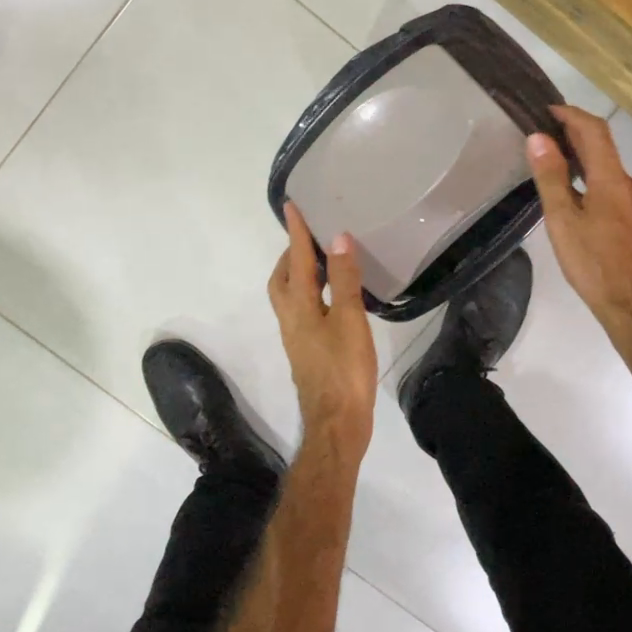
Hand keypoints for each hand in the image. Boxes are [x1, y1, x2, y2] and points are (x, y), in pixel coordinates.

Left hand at [268, 203, 378, 452]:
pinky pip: (303, 312)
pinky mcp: (308, 354)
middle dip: (292, 255)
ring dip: (300, 275)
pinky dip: (313, 295)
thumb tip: (337, 238)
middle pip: (282, 280)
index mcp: (299, 307)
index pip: (297, 259)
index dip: (296, 232)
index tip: (291, 206)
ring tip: (323, 264)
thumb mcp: (349, 320)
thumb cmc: (344, 370)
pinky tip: (333, 300)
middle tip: (309, 238)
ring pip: (290, 298)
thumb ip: (343, 280)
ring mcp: (298, 339)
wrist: (337, 425)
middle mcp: (291, 320)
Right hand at [527, 105, 631, 337]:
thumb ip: (551, 177)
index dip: (571, 114)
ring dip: (585, 160)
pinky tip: (578, 199)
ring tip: (556, 165)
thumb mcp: (563, 220)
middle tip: (544, 135)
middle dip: (575, 135)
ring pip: (610, 171)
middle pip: (604, 148)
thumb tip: (538, 138)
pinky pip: (615, 189)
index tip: (547, 110)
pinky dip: (594, 181)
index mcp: (613, 180)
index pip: (594, 131)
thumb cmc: (594, 264)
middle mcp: (631, 185)